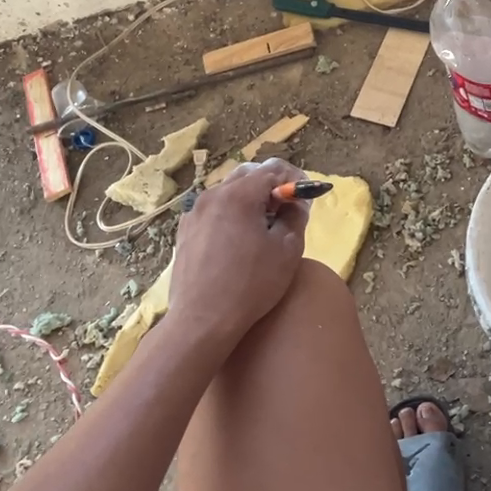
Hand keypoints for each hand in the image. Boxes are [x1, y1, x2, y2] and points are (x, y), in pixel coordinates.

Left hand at [165, 157, 308, 341]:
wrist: (202, 321)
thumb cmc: (251, 284)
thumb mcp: (287, 249)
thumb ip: (295, 216)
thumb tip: (294, 203)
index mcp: (238, 195)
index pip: (272, 170)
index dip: (294, 180)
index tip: (306, 197)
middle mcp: (212, 196)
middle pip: (248, 176)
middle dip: (271, 186)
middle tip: (287, 210)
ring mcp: (194, 214)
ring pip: (229, 193)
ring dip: (251, 200)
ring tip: (264, 227)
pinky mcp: (185, 232)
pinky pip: (214, 211)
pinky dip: (232, 215)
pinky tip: (240, 241)